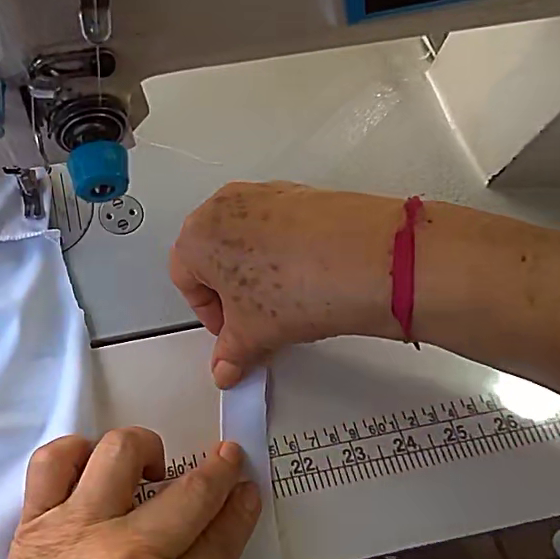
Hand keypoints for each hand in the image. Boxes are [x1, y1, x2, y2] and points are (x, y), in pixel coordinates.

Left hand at [0, 429, 302, 558]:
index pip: (220, 542)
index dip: (240, 511)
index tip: (249, 488)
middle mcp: (127, 551)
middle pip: (186, 494)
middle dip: (216, 471)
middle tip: (226, 459)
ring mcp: (76, 529)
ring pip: (118, 455)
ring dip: (144, 448)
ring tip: (152, 467)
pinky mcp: (34, 522)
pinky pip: (51, 463)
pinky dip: (71, 450)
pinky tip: (88, 463)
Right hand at [169, 180, 407, 387]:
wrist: (374, 262)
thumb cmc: (305, 281)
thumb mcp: (252, 333)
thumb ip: (230, 352)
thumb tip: (228, 364)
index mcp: (195, 235)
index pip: (185, 281)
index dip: (208, 313)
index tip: (228, 330)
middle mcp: (223, 206)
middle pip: (212, 256)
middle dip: (228, 291)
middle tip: (250, 318)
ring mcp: (263, 195)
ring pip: (244, 241)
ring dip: (254, 272)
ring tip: (282, 302)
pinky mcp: (299, 194)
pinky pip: (276, 228)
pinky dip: (283, 253)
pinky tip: (304, 280)